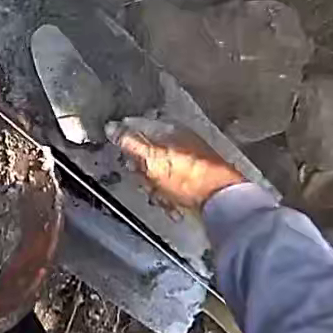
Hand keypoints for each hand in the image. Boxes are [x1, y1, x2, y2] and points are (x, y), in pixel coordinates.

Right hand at [107, 116, 246, 212]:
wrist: (221, 201)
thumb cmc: (187, 176)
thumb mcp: (151, 157)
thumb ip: (129, 142)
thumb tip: (110, 126)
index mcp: (169, 129)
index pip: (137, 127)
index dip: (127, 144)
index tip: (127, 159)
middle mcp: (179, 142)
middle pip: (146, 154)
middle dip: (142, 172)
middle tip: (147, 181)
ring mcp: (187, 162)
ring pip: (157, 174)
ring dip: (155, 189)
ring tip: (162, 197)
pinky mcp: (193, 181)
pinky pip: (171, 188)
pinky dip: (169, 198)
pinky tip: (173, 206)